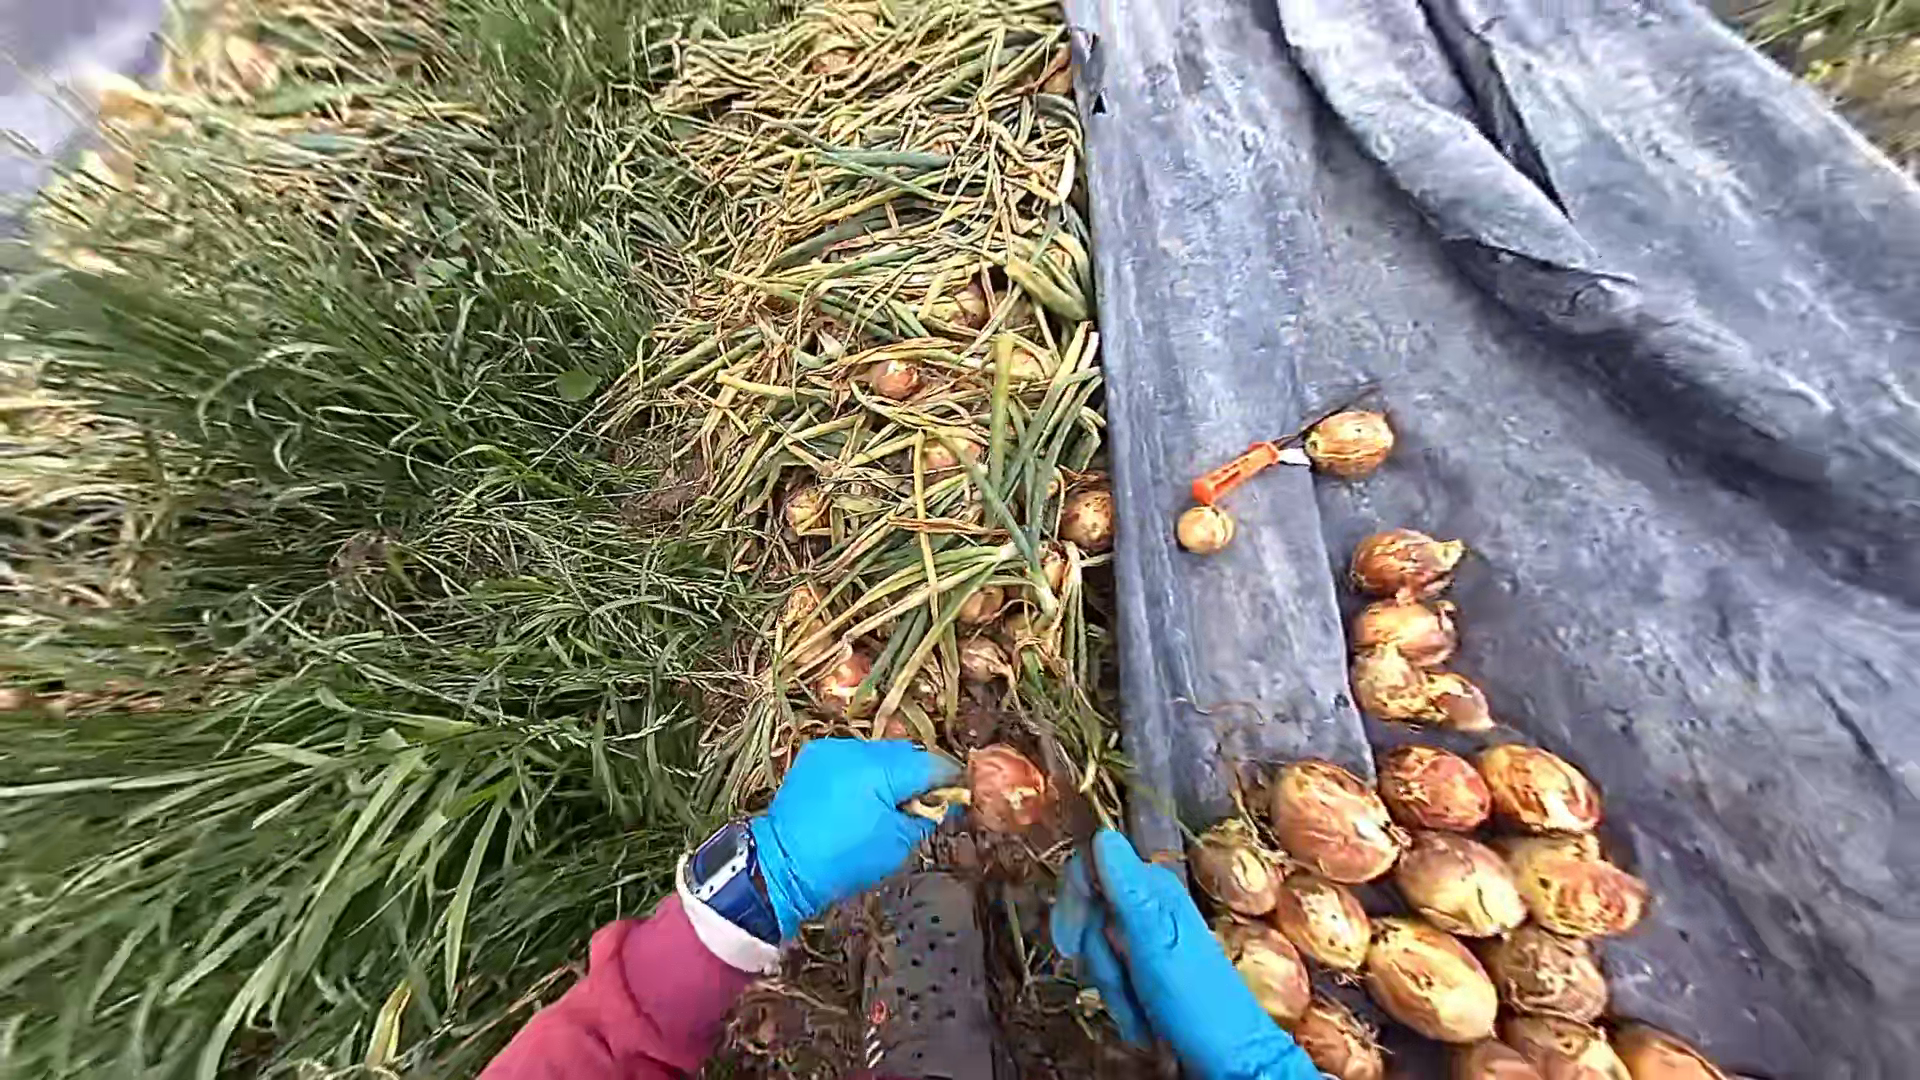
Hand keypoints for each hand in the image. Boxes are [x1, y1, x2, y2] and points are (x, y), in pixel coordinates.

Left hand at [750, 738, 959, 939]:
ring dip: (890, 770)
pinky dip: (863, 770)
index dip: (948, 777)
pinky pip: (853, 755)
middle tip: (923, 800)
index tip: (958, 792)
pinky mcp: (817, 753)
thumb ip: (926, 816)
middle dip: (918, 773)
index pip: (929, 763)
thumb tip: (948, 801)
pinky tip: (860, 793)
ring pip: (879, 752)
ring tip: (888, 799)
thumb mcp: (896, 845)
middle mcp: (858, 749)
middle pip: (905, 753)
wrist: (780, 865)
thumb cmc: (843, 860)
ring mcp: (834, 747)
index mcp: (881, 770)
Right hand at [1051, 830, 1317, 1079]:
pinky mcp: (1147, 962)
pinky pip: (1110, 964)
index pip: (1090, 861)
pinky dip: (1117, 994)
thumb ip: (1127, 887)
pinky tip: (1137, 1018)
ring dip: (1107, 980)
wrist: (1234, 1065)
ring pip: (1096, 938)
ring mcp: (1146, 931)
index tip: (1068, 941)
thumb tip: (1103, 834)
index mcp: (1150, 884)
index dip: (1072, 897)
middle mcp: (1147, 899)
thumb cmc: (1197, 1003)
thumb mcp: (1155, 942)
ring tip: (1136, 1013)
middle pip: (1089, 903)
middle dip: (1093, 949)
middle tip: (1114, 983)